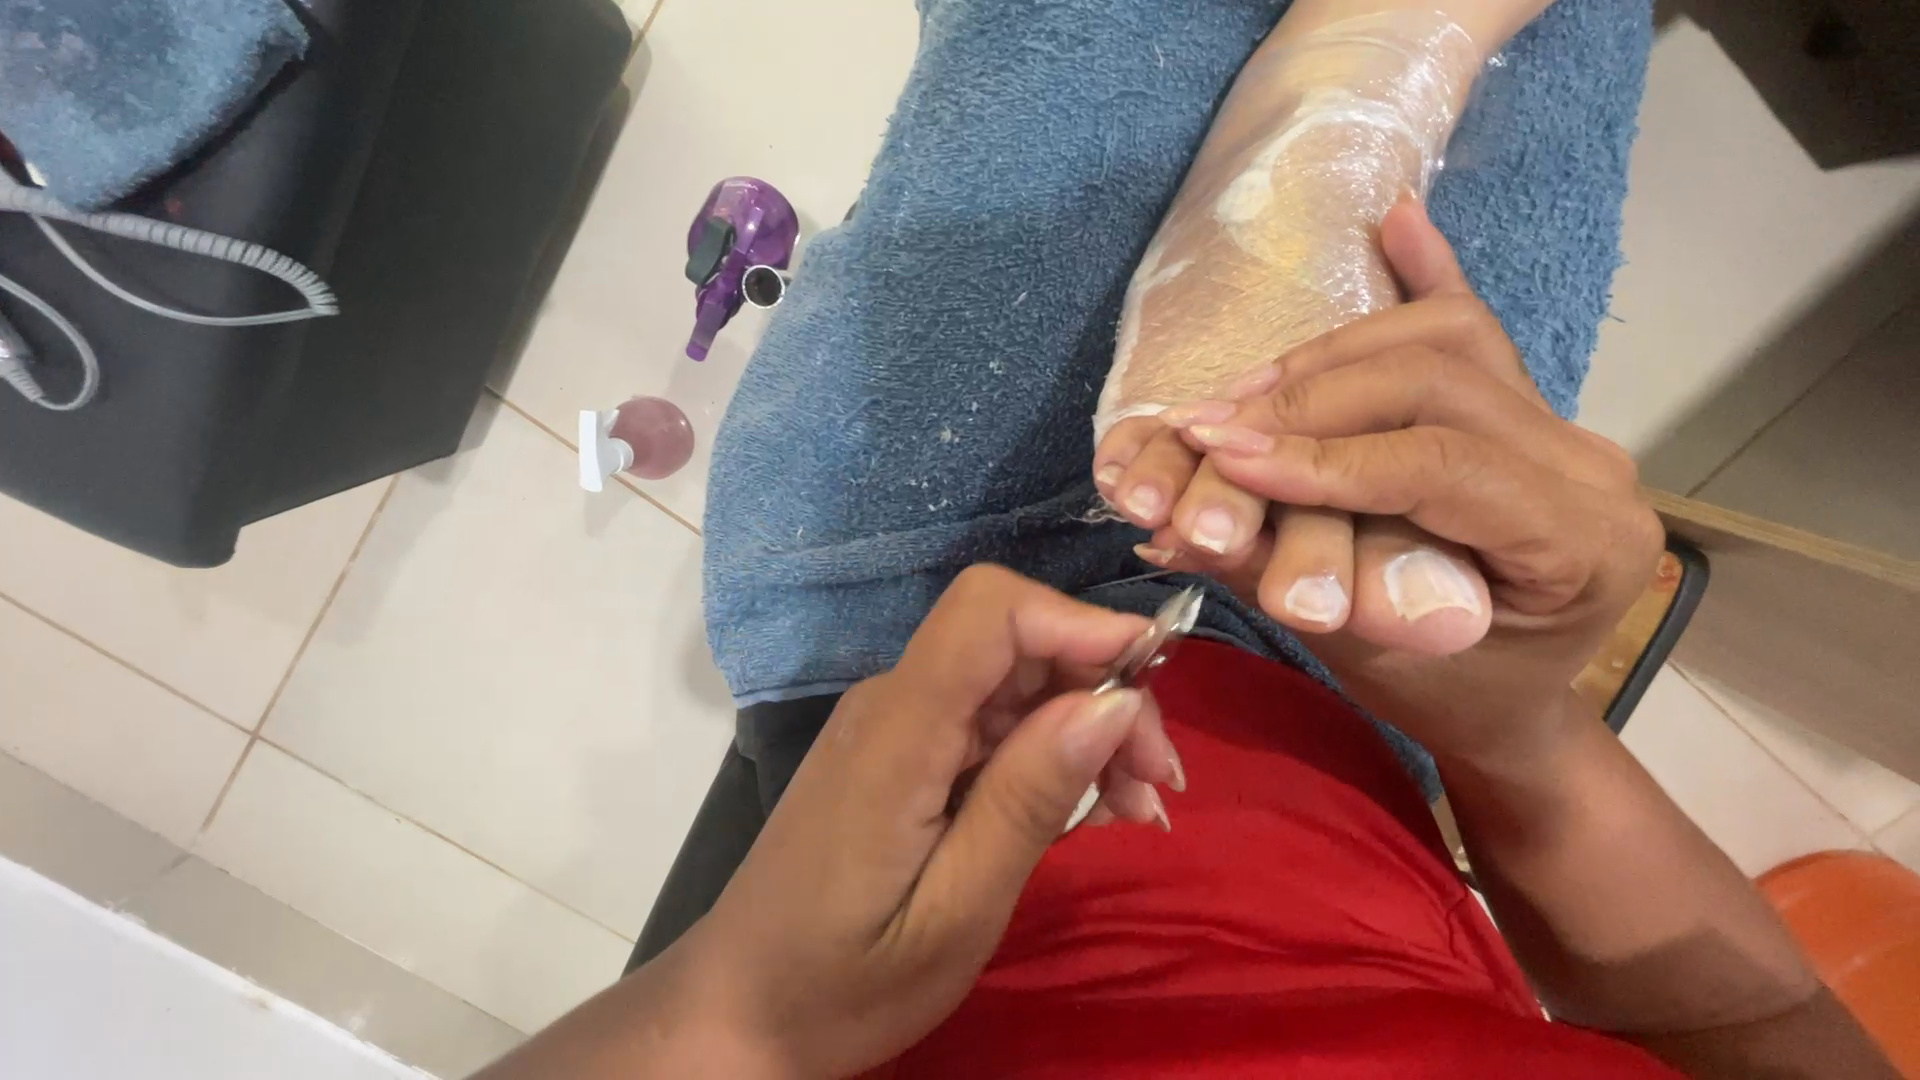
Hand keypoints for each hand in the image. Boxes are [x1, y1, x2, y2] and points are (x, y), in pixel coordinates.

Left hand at [667, 567, 1164, 1076]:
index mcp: (899, 730)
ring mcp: (897, 722)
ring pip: (1012, 681)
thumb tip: (1111, 703)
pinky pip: (991, 721)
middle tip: (1156, 779)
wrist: (743, 1006)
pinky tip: (1088, 804)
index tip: (1151, 672)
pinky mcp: (906, 750)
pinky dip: (1049, 750)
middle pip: (1013, 641)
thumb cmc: (845, 977)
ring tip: (1135, 803)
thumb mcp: (956, 909)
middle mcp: (894, 701)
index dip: (1075, 619)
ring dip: (1085, 725)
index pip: (987, 611)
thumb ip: (1028, 798)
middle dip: (1099, 686)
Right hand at [1123, 206, 1664, 765]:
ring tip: (1240, 394)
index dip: (1321, 456)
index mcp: (1575, 541)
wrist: (1510, 700)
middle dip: (1306, 399)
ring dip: (1323, 358)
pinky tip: (1394, 224)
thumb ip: (1280, 577)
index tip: (1224, 455)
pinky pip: (1475, 324)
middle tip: (1210, 426)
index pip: (1437, 463)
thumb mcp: (1362, 659)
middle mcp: (1582, 461)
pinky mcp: (1520, 408)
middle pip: (1437, 375)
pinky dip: (1427, 270)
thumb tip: (1172, 528)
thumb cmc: (1444, 697)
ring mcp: (1558, 423)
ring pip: (1443, 336)